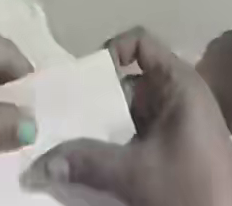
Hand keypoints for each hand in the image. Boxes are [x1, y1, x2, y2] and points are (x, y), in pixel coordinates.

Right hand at [26, 28, 231, 205]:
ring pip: (131, 113)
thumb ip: (89, 161)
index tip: (84, 78)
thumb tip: (40, 161)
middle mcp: (180, 95)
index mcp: (179, 82)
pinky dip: (118, 147)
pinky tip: (93, 164)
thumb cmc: (192, 190)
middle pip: (130, 81)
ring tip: (70, 141)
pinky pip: (140, 137)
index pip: (140, 42)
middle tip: (64, 115)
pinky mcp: (178, 151)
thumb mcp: (137, 174)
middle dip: (98, 99)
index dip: (111, 50)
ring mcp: (179, 124)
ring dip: (105, 128)